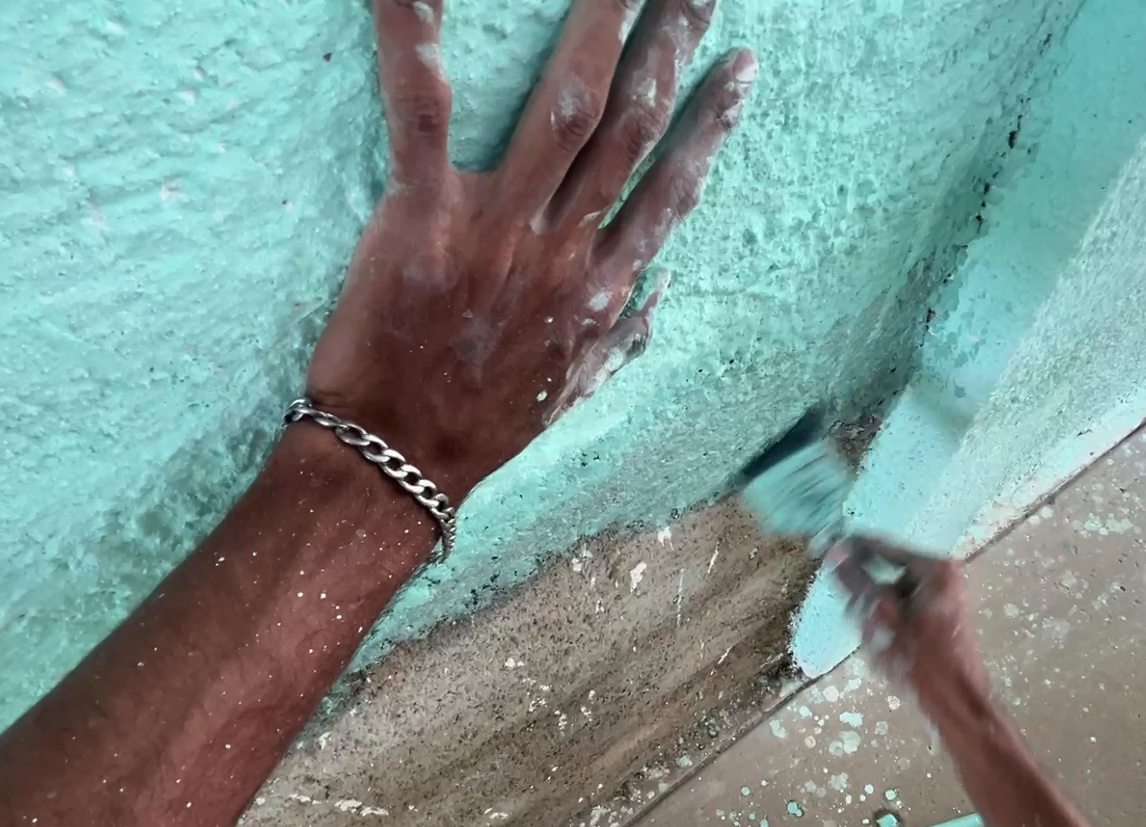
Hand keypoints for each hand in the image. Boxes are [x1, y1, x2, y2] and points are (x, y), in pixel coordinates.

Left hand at [301, 0, 755, 498]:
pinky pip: (426, 114)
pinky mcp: (424, 227)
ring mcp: (501, 238)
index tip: (740, 67)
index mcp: (601, 294)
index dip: (711, 126)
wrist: (405, 463)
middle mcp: (567, 256)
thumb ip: (622, 340)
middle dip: (671, 39)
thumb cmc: (485, 426)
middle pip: (633, 128)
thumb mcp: (571, 392)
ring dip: (601, 21)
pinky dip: (422, 36)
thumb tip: (658, 296)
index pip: (672, 195)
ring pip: (567, 106)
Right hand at [827, 536, 989, 705]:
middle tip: (862, 621)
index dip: (849, 548)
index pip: (880, 546)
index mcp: (933, 568)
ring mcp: (937, 597)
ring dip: (872, 617)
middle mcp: (939, 576)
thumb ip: (856, 581)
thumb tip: (834, 551)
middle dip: (865, 599)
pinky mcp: (932, 616)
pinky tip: (886, 648)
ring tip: (878, 644)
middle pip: (881, 574)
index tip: (821, 547)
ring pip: (885, 596)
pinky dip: (884, 626)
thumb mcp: (881, 617)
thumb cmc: (920, 659)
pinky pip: (896, 611)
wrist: (954, 701)